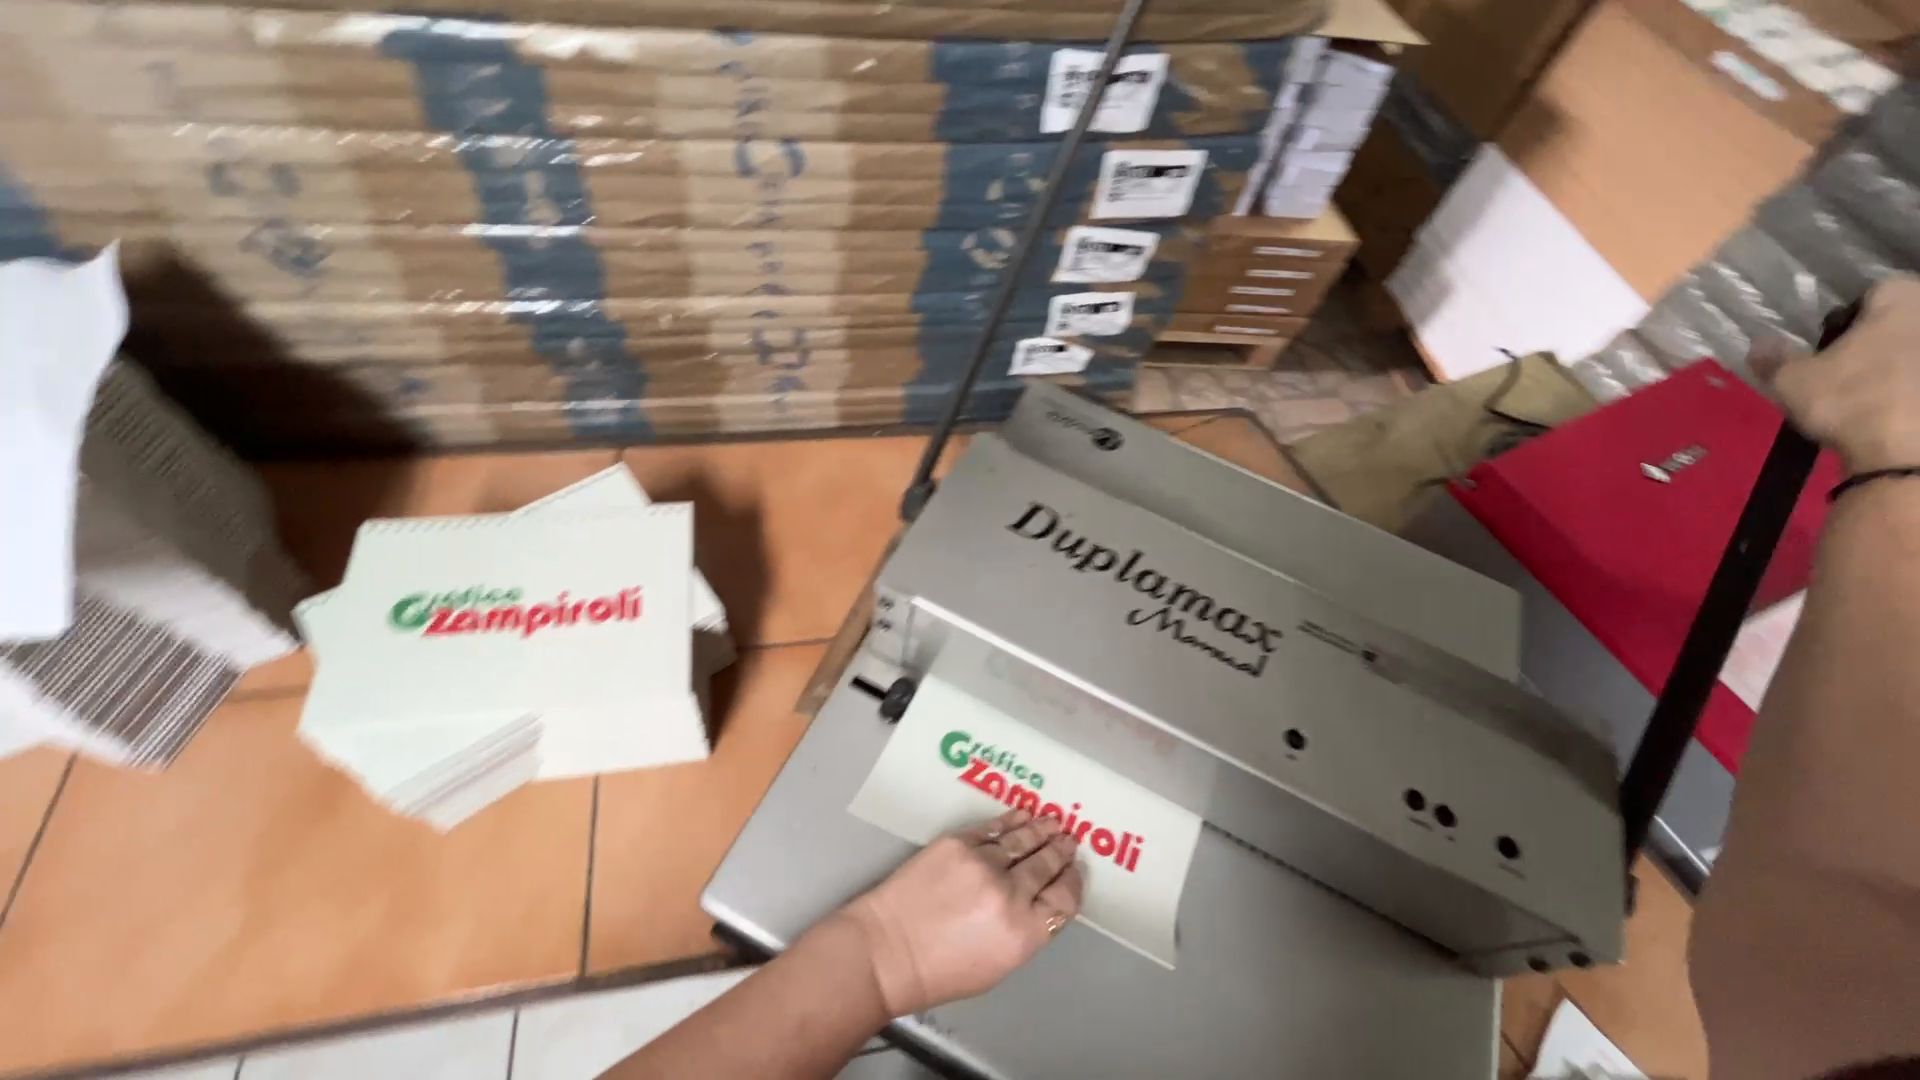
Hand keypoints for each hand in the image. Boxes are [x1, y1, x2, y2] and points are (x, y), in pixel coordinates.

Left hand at [833, 808, 1084, 1016]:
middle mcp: (1009, 894)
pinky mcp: (958, 843)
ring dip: (1042, 830)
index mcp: (1024, 933)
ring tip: (1053, 823)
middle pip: (1046, 864)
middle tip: (1068, 840)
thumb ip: (1026, 931)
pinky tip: (1023, 816)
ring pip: (1023, 840)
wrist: (889, 949)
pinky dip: (1012, 821)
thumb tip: (1042, 900)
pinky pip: (994, 828)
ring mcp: (983, 863)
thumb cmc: (942, 969)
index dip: (1072, 881)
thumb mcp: (1000, 964)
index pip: (1064, 899)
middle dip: (1060, 851)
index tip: (1074, 871)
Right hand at [1761, 275, 1919, 472]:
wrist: (1905, 449)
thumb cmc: (1846, 399)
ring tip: (1870, 391)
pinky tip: (1894, 408)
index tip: (1833, 338)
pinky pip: (1917, 377)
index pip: (1880, 289)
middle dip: (1880, 336)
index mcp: (1902, 304)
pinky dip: (1907, 386)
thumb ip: (1774, 357)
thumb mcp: (1791, 379)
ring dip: (1897, 362)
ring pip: (1912, 349)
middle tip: (1849, 365)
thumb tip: (1760, 342)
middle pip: (1904, 318)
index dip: (1854, 312)